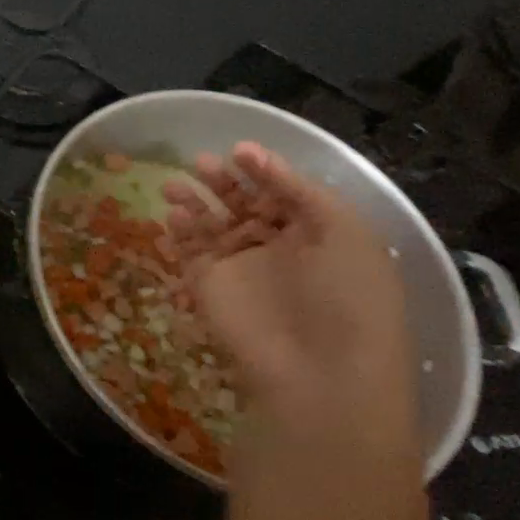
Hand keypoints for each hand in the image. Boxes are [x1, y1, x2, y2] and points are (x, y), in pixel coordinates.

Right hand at [162, 143, 416, 446]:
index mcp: (318, 233)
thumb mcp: (345, 232)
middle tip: (200, 162)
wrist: (320, 369)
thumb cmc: (347, 296)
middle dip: (221, 180)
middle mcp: (276, 246)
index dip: (262, 169)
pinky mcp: (207, 286)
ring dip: (192, 201)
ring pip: (209, 224)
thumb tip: (256, 158)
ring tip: (172, 185)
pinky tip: (172, 216)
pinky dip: (178, 232)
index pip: (282, 191)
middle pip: (242, 203)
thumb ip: (302, 191)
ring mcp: (240, 266)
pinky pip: (188, 251)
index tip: (238, 150)